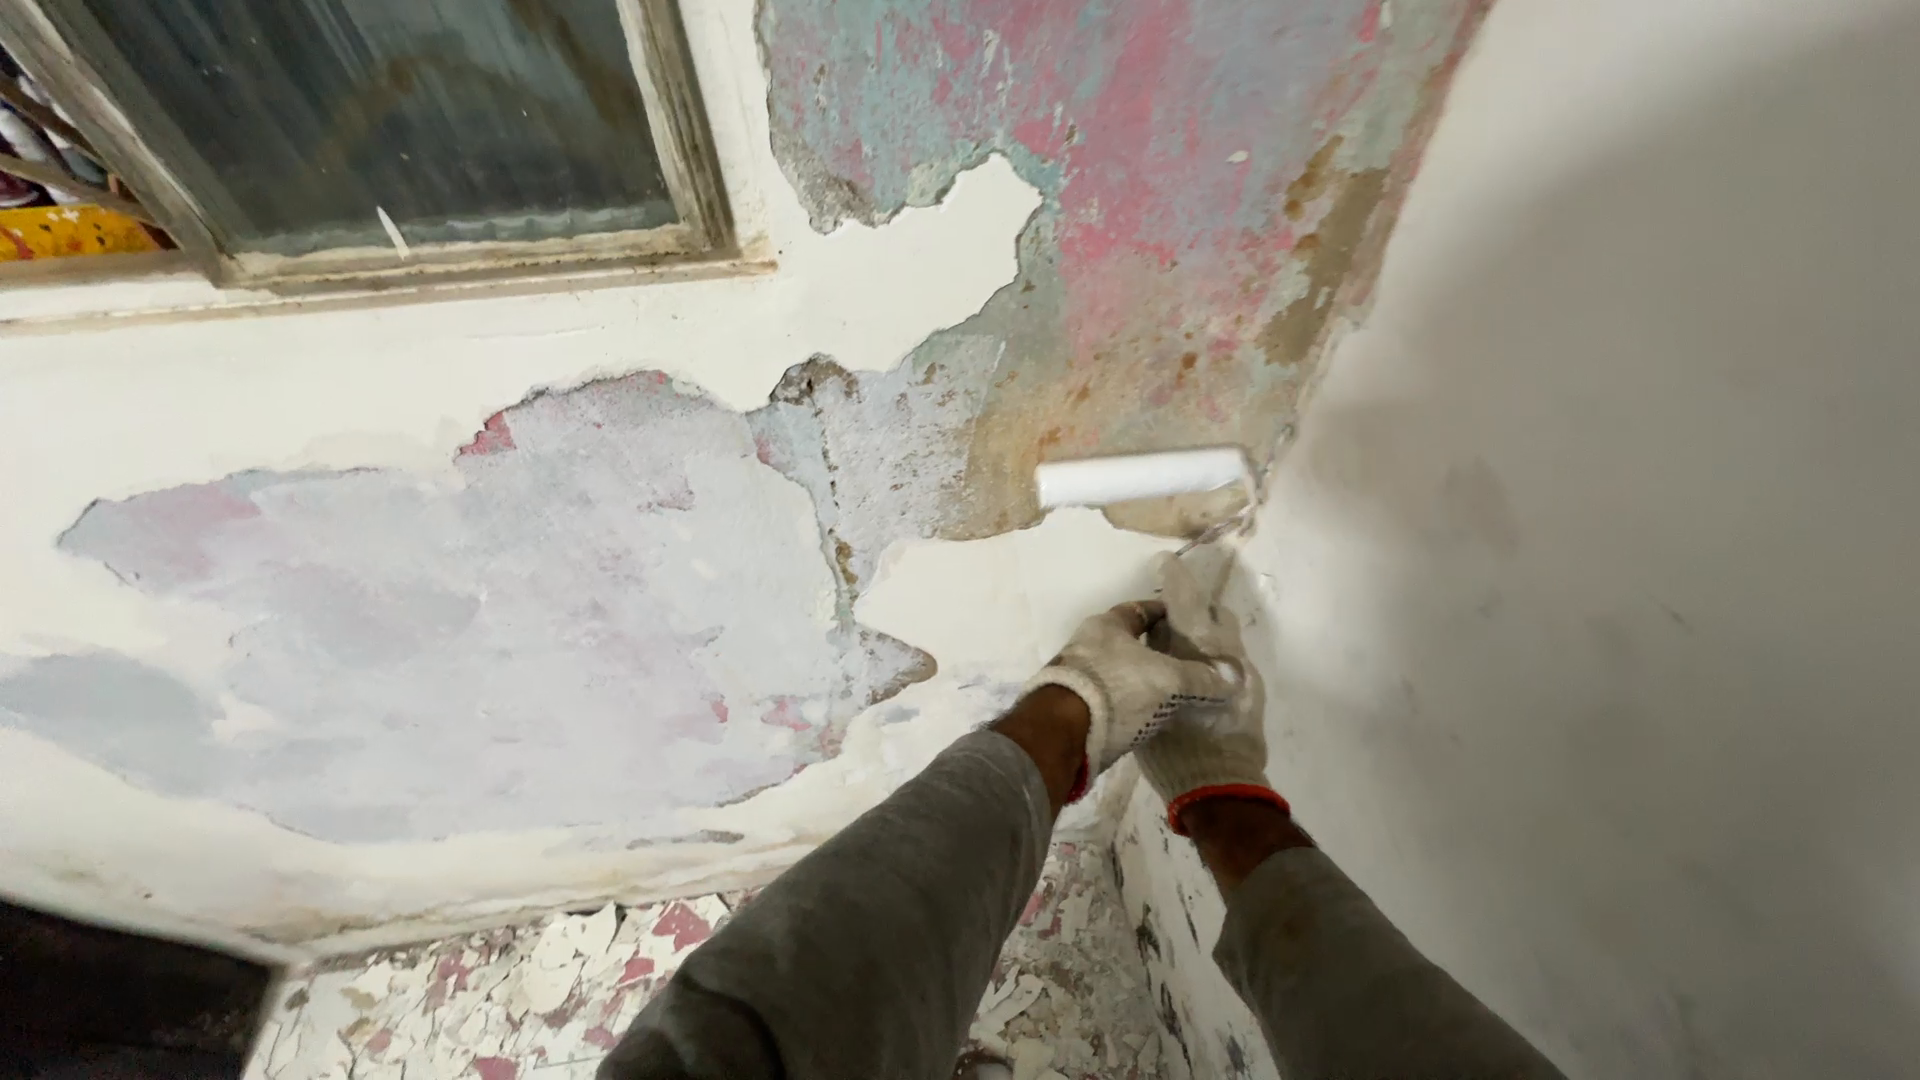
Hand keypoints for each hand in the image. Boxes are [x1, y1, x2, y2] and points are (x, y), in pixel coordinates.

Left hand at [1023, 587, 1239, 778]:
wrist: (1063, 735)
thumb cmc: (1115, 689)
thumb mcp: (1167, 680)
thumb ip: (1201, 678)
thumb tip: (1234, 677)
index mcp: (1106, 625)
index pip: (1139, 609)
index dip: (1163, 613)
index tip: (1185, 623)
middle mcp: (1086, 645)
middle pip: (1127, 642)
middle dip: (1154, 651)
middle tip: (1185, 662)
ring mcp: (1077, 677)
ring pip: (1117, 673)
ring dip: (1140, 681)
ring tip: (1172, 693)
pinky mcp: (1073, 708)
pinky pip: (1110, 700)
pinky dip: (1128, 705)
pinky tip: (1148, 717)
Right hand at [1133, 552, 1283, 833]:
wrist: (1221, 790)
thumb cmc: (1174, 747)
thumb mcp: (1151, 696)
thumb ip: (1153, 662)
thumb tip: (1150, 642)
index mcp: (1199, 651)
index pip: (1186, 600)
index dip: (1174, 578)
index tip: (1163, 564)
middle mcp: (1227, 655)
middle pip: (1213, 613)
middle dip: (1191, 607)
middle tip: (1164, 616)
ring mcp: (1243, 675)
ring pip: (1224, 637)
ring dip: (1202, 633)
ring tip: (1174, 650)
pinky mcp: (1250, 695)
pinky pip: (1227, 661)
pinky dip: (1207, 657)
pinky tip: (1187, 677)